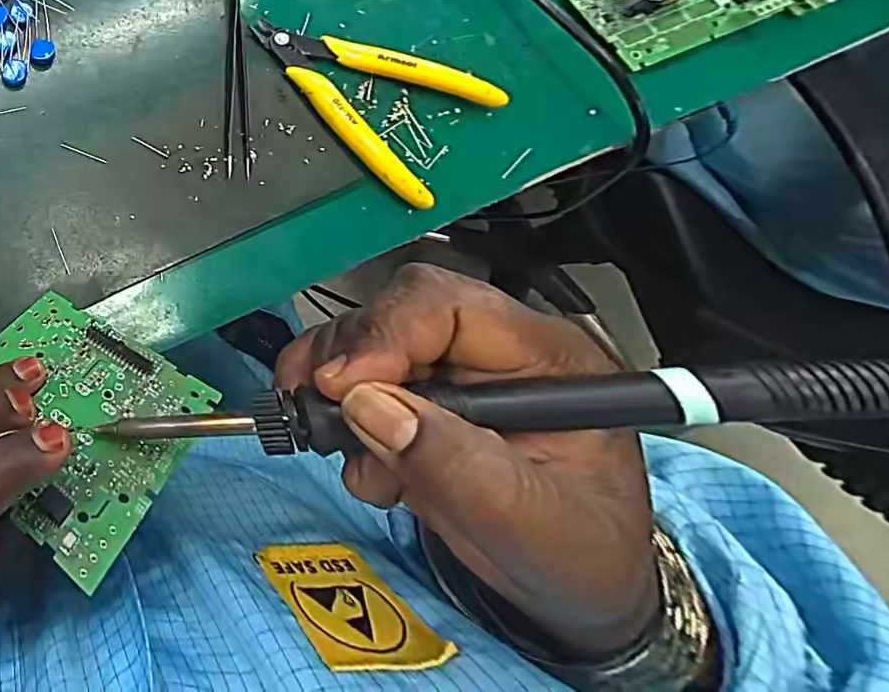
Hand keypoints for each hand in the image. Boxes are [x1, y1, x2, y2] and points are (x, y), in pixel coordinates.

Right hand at [276, 264, 658, 657]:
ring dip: (330, 393)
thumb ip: (460, 466)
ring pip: (349, 338)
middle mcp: (477, 343)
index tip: (341, 386)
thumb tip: (367, 405)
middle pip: (386, 315)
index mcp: (539, 355)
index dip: (386, 333)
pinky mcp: (392, 381)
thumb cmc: (571, 551)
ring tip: (355, 454)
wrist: (555, 583)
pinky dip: (317, 403)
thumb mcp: (534, 524)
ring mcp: (430, 360)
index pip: (445, 305)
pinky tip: (345, 448)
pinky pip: (332, 367)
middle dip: (347, 364)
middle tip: (327, 417)